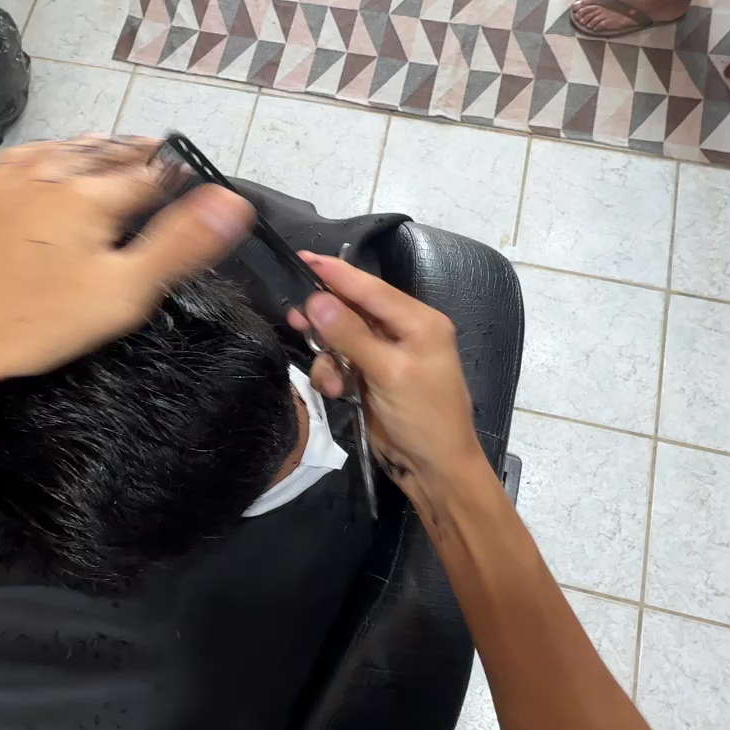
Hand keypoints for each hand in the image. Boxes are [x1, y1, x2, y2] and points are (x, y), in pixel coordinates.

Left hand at [0, 136, 252, 399]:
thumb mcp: (122, 291)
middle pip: (114, 155)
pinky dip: (60, 154)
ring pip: (73, 152)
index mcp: (93, 193)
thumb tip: (234, 201)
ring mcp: (14, 180)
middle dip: (146, 157)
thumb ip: (180, 244)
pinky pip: (34, 158)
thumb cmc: (35, 319)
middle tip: (169, 160)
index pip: (155, 175)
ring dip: (106, 151)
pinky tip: (56, 158)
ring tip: (126, 151)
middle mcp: (55, 172)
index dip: (184, 179)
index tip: (204, 183)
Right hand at [287, 252, 485, 490]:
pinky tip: (336, 391)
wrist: (434, 470)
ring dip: (328, 356)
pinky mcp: (370, 378)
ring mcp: (386, 356)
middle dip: (326, 318)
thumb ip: (351, 335)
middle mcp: (403, 332)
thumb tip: (316, 300)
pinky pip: (340, 363)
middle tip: (295, 317)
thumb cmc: (423, 418)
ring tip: (330, 379)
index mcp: (420, 322)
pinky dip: (333, 374)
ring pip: (341, 338)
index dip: (336, 273)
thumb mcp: (388, 373)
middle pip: (353, 310)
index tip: (303, 258)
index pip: (371, 288)